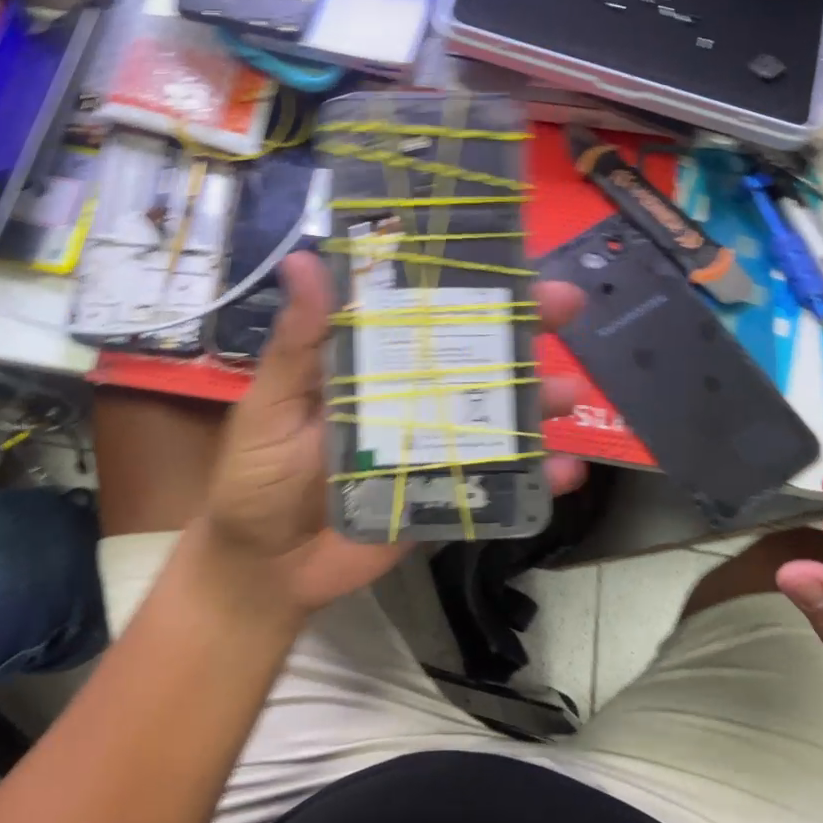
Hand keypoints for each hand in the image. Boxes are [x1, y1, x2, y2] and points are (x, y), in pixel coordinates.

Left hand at [196, 251, 585, 622]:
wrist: (265, 568)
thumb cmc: (255, 477)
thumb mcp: (270, 406)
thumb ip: (296, 344)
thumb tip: (302, 260)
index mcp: (365, 363)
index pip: (420, 308)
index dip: (462, 280)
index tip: (505, 253)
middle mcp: (405, 394)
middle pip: (471, 353)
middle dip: (522, 327)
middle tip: (566, 305)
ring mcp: (429, 445)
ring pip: (494, 412)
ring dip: (537, 400)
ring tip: (567, 393)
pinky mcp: (442, 493)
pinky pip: (496, 481)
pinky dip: (536, 477)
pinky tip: (566, 473)